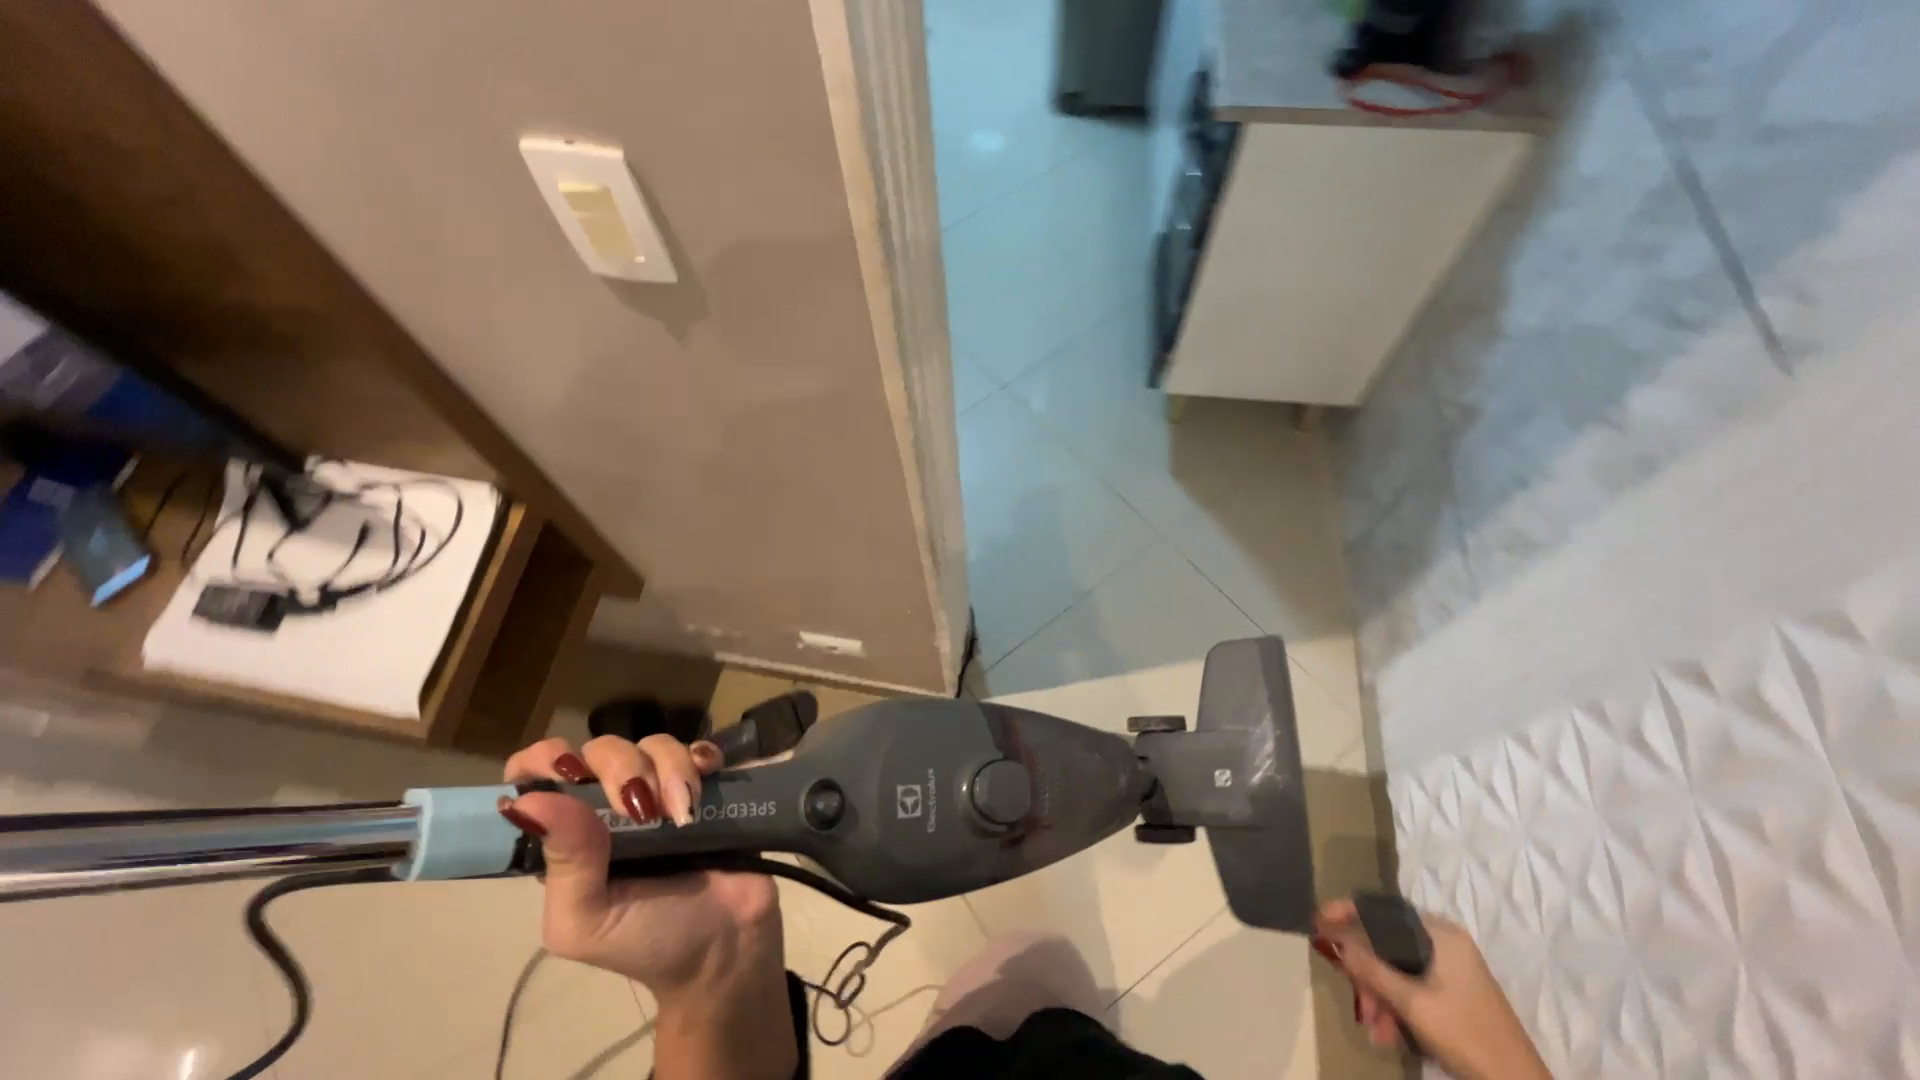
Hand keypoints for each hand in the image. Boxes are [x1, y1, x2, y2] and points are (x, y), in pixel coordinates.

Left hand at [500, 735, 794, 1078]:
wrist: (726, 949)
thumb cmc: (646, 940)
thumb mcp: (587, 920)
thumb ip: (562, 863)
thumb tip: (528, 802)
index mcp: (571, 835)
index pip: (538, 776)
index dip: (543, 760)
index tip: (565, 770)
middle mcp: (612, 804)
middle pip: (602, 750)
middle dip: (622, 770)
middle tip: (643, 812)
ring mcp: (662, 791)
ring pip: (654, 744)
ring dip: (669, 770)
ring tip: (683, 814)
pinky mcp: (707, 786)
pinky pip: (700, 750)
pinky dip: (702, 756)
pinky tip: (707, 779)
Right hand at [1313, 899, 1549, 1079]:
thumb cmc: (1466, 1035)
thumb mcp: (1411, 1003)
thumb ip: (1370, 968)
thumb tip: (1333, 938)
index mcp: (1441, 935)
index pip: (1384, 909)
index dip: (1348, 912)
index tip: (1318, 922)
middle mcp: (1445, 943)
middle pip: (1387, 942)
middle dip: (1366, 973)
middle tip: (1358, 1002)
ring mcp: (1450, 969)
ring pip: (1396, 969)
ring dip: (1379, 997)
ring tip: (1376, 1030)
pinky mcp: (1451, 992)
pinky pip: (1410, 986)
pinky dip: (1395, 1007)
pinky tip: (1389, 1035)